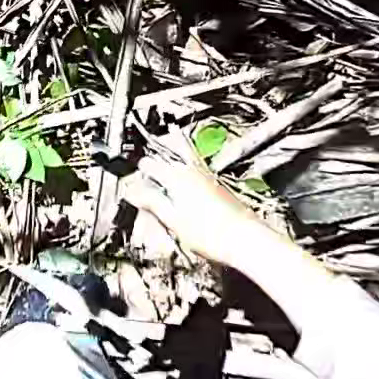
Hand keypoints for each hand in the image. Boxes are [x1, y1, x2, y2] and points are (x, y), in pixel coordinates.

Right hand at [122, 150, 289, 271]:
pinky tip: (192, 169)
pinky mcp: (220, 185)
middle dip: (161, 147)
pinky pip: (199, 164)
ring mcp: (208, 176)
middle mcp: (192, 171)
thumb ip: (152, 202)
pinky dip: (191, 160)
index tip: (134, 176)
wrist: (246, 240)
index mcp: (176, 178)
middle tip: (153, 148)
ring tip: (174, 138)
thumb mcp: (172, 220)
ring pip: (188, 154)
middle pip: (173, 150)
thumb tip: (132, 190)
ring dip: (178, 147)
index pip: (150, 165)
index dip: (140, 169)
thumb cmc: (210, 233)